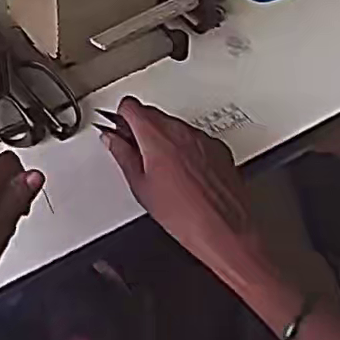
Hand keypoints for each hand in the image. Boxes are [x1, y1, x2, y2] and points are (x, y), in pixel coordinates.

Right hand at [101, 98, 262, 280]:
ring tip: (164, 170)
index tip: (120, 129)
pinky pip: (195, 138)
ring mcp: (201, 137)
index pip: (130, 105)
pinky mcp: (218, 148)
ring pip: (174, 125)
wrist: (226, 233)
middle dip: (142, 129)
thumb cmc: (185, 216)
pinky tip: (186, 174)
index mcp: (155, 135)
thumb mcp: (141, 187)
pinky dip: (187, 148)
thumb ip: (122, 155)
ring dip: (165, 139)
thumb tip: (112, 140)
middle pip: (152, 113)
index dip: (121, 117)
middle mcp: (179, 130)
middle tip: (138, 154)